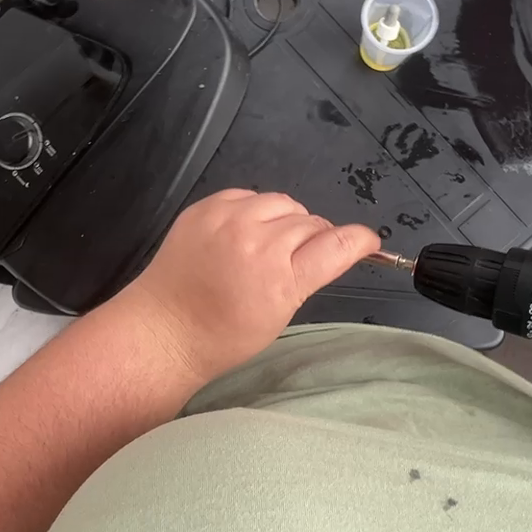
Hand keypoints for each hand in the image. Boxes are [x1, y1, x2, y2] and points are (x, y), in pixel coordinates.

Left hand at [112, 190, 380, 384]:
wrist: (164, 328)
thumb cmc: (224, 335)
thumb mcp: (279, 314)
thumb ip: (306, 275)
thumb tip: (329, 246)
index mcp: (280, 277)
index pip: (337, 243)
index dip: (359, 240)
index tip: (367, 241)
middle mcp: (257, 240)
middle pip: (311, 220)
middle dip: (315, 236)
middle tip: (301, 256)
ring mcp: (228, 219)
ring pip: (282, 202)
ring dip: (287, 219)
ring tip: (273, 241)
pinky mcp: (205, 207)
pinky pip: (248, 195)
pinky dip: (255, 210)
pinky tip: (245, 231)